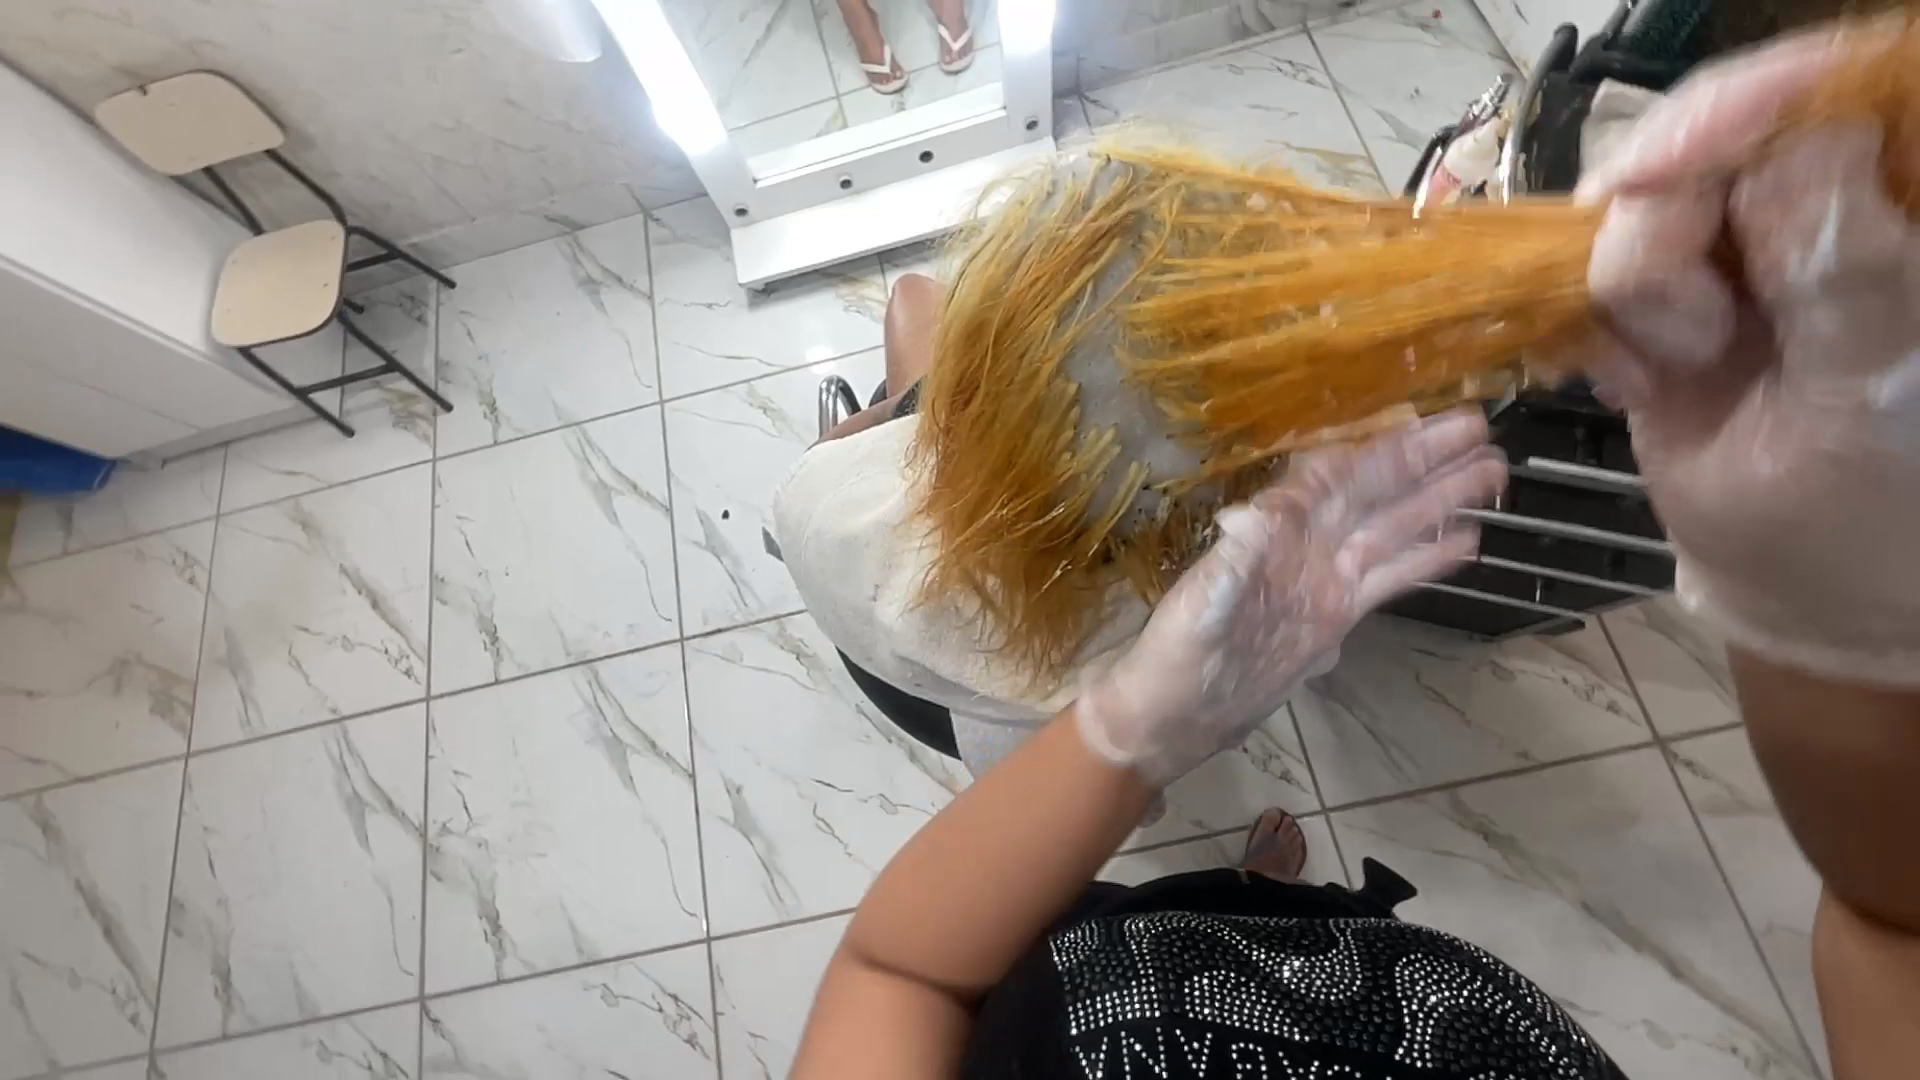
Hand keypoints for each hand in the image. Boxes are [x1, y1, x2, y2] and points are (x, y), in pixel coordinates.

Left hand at [1074, 410, 1504, 786]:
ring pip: (1388, 531)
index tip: (1433, 422)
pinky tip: (1465, 541)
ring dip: (1435, 502)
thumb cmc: (1177, 655)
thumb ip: (1231, 564)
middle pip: (1370, 495)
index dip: (1381, 450)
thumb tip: (1253, 513)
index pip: (1333, 479)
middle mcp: (1302, 550)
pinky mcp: (1333, 618)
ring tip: (1492, 474)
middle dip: (1422, 463)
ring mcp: (1322, 583)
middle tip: (1481, 431)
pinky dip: (1424, 559)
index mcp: (1271, 538)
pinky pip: (1387, 578)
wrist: (1177, 714)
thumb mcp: (1199, 607)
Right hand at [1580, 23, 1919, 686]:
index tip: (1651, 175)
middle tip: (1681, 336)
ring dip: (1627, 301)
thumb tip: (1789, 152)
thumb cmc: (1867, 495)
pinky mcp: (1656, 308)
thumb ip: (1846, 268)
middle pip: (1697, 151)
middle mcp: (1813, 211)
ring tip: (1673, 369)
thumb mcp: (1871, 383)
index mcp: (1905, 206)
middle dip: (1656, 236)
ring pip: (1626, 221)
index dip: (1732, 110)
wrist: (1791, 567)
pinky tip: (1632, 383)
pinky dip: (1591, 334)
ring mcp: (1726, 259)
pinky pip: (1585, 286)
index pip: (1823, 94)